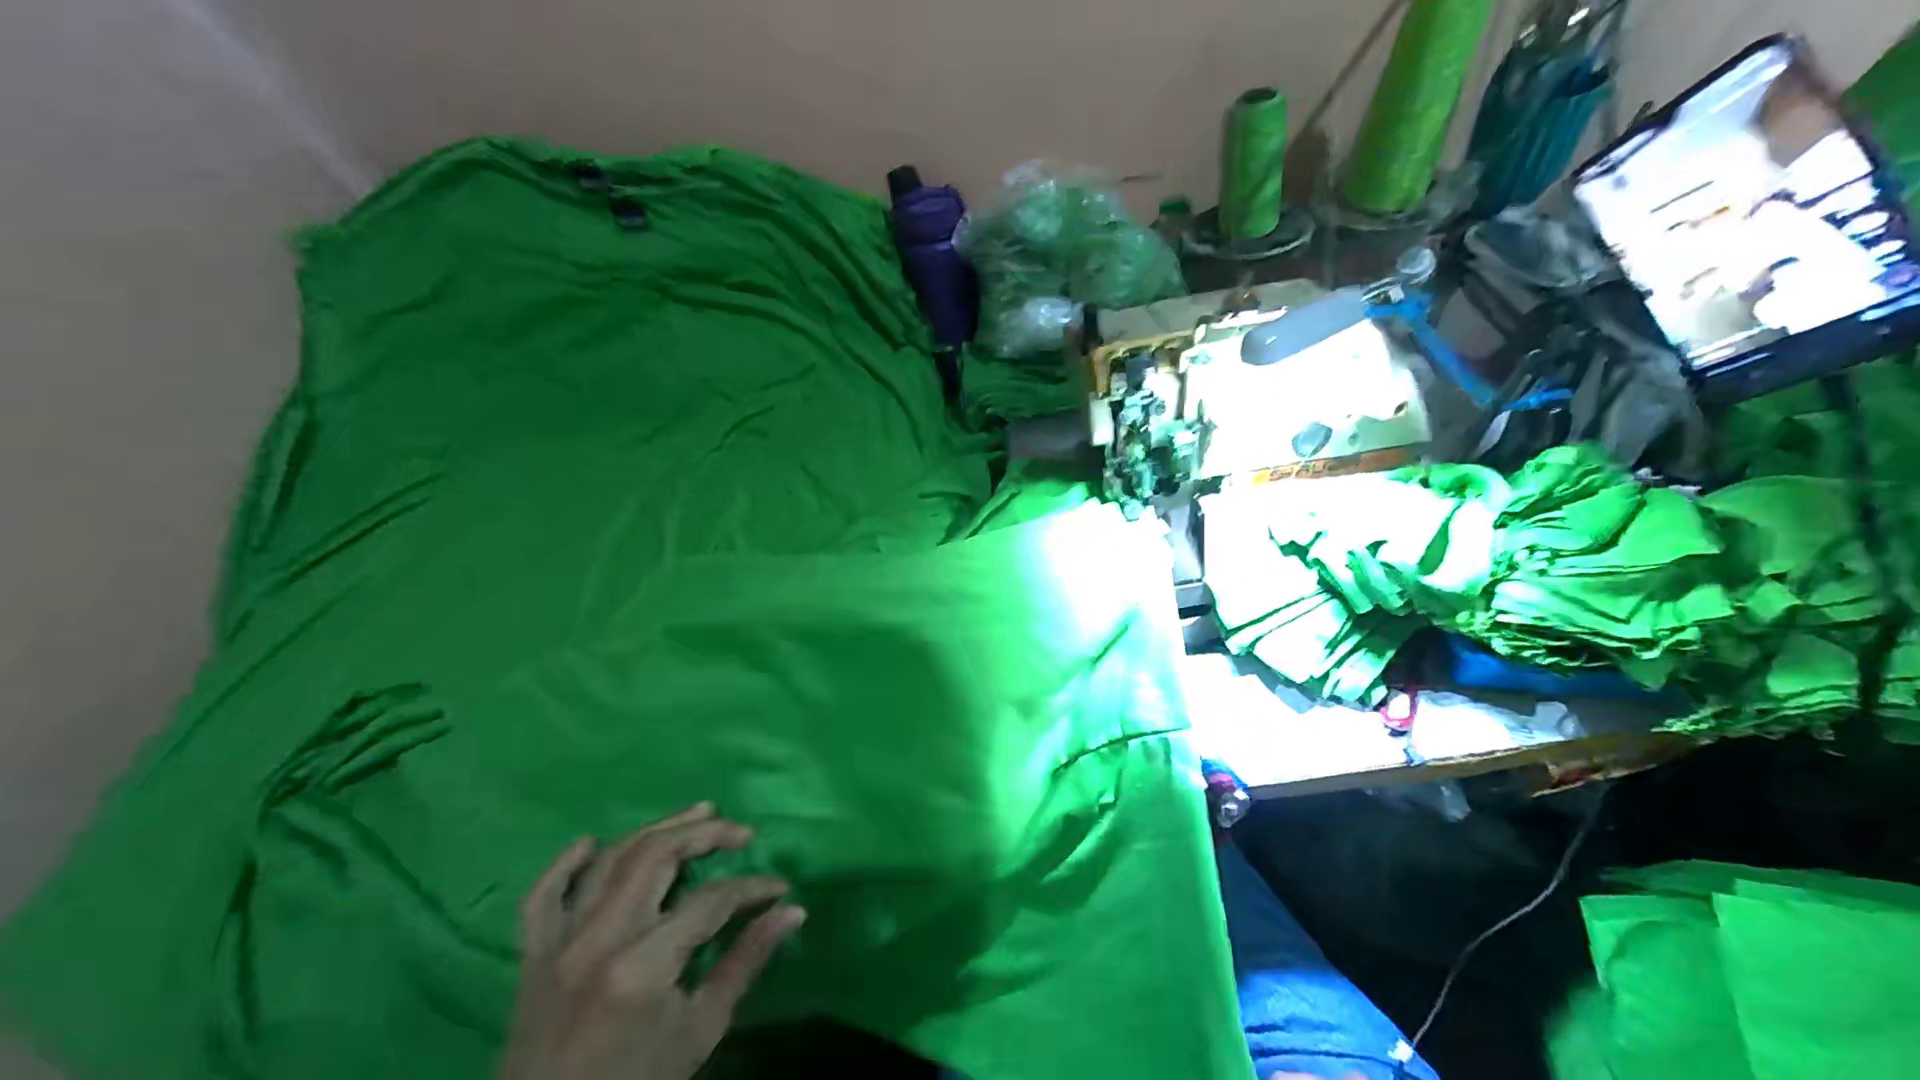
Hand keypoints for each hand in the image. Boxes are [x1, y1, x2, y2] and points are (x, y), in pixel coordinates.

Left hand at [499, 803, 806, 1079]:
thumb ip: (745, 963)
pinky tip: (592, 842)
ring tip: (697, 814)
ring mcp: (559, 943)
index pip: (710, 901)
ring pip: (610, 860)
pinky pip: (542, 895)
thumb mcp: (700, 1031)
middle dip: (706, 834)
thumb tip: (792, 912)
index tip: (779, 889)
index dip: (751, 888)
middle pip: (656, 857)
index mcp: (643, 966)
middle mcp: (599, 939)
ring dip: (656, 829)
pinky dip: (565, 864)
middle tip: (741, 832)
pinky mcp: (532, 955)